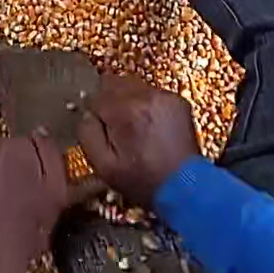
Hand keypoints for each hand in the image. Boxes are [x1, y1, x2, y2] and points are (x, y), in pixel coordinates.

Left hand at [0, 135, 70, 272]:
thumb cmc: (27, 232)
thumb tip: (41, 132)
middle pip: (10, 151)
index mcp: (16, 148)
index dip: (40, 167)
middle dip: (17, 168)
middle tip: (23, 198)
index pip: (34, 144)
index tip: (41, 188)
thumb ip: (52, 158)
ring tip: (1, 205)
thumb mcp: (56, 196)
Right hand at [79, 74, 199, 207]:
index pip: (95, 97)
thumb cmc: (143, 180)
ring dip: (126, 102)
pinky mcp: (176, 100)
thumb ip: (87, 133)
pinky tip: (149, 127)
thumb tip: (86, 113)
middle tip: (115, 130)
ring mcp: (164, 96)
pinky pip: (149, 93)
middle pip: (112, 84)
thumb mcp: (103, 165)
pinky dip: (144, 105)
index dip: (94, 115)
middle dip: (108, 103)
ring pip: (130, 86)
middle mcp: (146, 95)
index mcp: (126, 110)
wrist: (187, 188)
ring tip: (134, 129)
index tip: (101, 131)